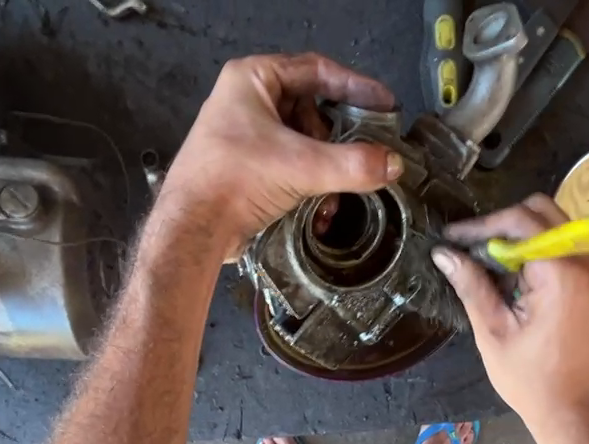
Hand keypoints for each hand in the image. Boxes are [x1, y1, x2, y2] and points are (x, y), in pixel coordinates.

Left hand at [159, 54, 403, 258]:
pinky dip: (309, 188)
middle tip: (357, 159)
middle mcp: (248, 102)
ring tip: (332, 198)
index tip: (384, 105)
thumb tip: (393, 164)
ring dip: (325, 174)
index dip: (355, 86)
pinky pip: (290, 169)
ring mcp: (247, 137)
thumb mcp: (302, 166)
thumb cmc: (236, 180)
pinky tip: (317, 212)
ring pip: (303, 145)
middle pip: (313, 112)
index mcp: (253, 79)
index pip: (316, 71)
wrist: (194, 228)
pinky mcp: (248, 170)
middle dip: (336, 143)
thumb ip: (352, 164)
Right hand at [434, 195, 588, 443]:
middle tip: (468, 248)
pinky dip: (534, 250)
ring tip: (485, 263)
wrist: (575, 410)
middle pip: (539, 212)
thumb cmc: (532, 380)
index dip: (480, 225)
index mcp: (561, 271)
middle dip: (501, 225)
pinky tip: (510, 276)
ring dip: (517, 236)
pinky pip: (560, 246)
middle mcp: (584, 259)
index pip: (519, 221)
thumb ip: (471, 286)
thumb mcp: (493, 332)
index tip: (450, 238)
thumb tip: (443, 254)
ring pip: (551, 226)